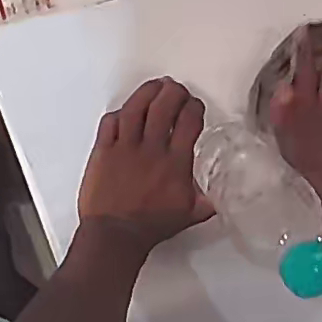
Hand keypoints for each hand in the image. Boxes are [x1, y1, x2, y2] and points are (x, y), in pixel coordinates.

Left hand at [79, 78, 215, 250]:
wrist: (115, 235)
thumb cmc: (150, 226)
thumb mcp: (189, 214)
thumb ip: (205, 201)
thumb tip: (218, 197)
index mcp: (175, 163)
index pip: (188, 122)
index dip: (194, 107)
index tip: (195, 105)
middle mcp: (151, 150)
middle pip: (163, 106)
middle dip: (173, 92)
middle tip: (176, 90)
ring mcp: (124, 148)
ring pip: (136, 108)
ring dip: (147, 92)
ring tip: (155, 87)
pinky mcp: (103, 151)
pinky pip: (110, 122)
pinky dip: (119, 113)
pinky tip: (126, 111)